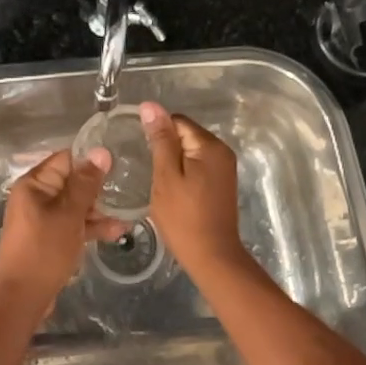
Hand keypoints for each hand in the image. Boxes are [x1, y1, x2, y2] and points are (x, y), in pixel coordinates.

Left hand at [0, 149, 129, 315]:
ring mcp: (43, 218)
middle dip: (100, 187)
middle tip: (130, 187)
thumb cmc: (44, 251)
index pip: (66, 159)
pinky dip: (92, 227)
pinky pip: (73, 224)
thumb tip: (101, 152)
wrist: (21, 299)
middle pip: (72, 182)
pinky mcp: (50, 238)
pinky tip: (117, 231)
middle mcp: (37, 196)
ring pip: (76, 205)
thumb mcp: (68, 215)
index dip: (92, 158)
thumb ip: (86, 184)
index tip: (121, 160)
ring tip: (130, 212)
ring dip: (100, 209)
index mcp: (34, 184)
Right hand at [143, 102, 248, 277]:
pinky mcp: (221, 184)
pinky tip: (172, 190)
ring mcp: (224, 169)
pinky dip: (183, 173)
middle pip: (186, 135)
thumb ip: (160, 140)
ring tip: (156, 180)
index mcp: (210, 145)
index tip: (140, 151)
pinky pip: (198, 166)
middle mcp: (222, 151)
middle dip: (165, 147)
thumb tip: (151, 106)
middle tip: (147, 170)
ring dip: (173, 162)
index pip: (177, 121)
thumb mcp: (166, 176)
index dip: (157, 132)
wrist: (213, 258)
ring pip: (190, 152)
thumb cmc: (185, 218)